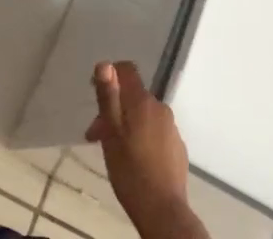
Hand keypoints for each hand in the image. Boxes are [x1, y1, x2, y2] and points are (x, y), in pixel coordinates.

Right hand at [86, 62, 196, 235]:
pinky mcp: (177, 147)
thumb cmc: (130, 170)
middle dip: (113, 109)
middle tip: (96, 136)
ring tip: (113, 150)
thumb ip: (109, 97)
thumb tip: (105, 64)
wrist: (163, 209)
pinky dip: (141, 138)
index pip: (127, 70)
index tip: (96, 92)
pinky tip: (134, 160)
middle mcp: (160, 108)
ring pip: (143, 116)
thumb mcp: (111, 133)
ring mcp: (171, 128)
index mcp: (142, 102)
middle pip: (133, 97)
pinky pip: (155, 132)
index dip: (110, 74)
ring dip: (126, 125)